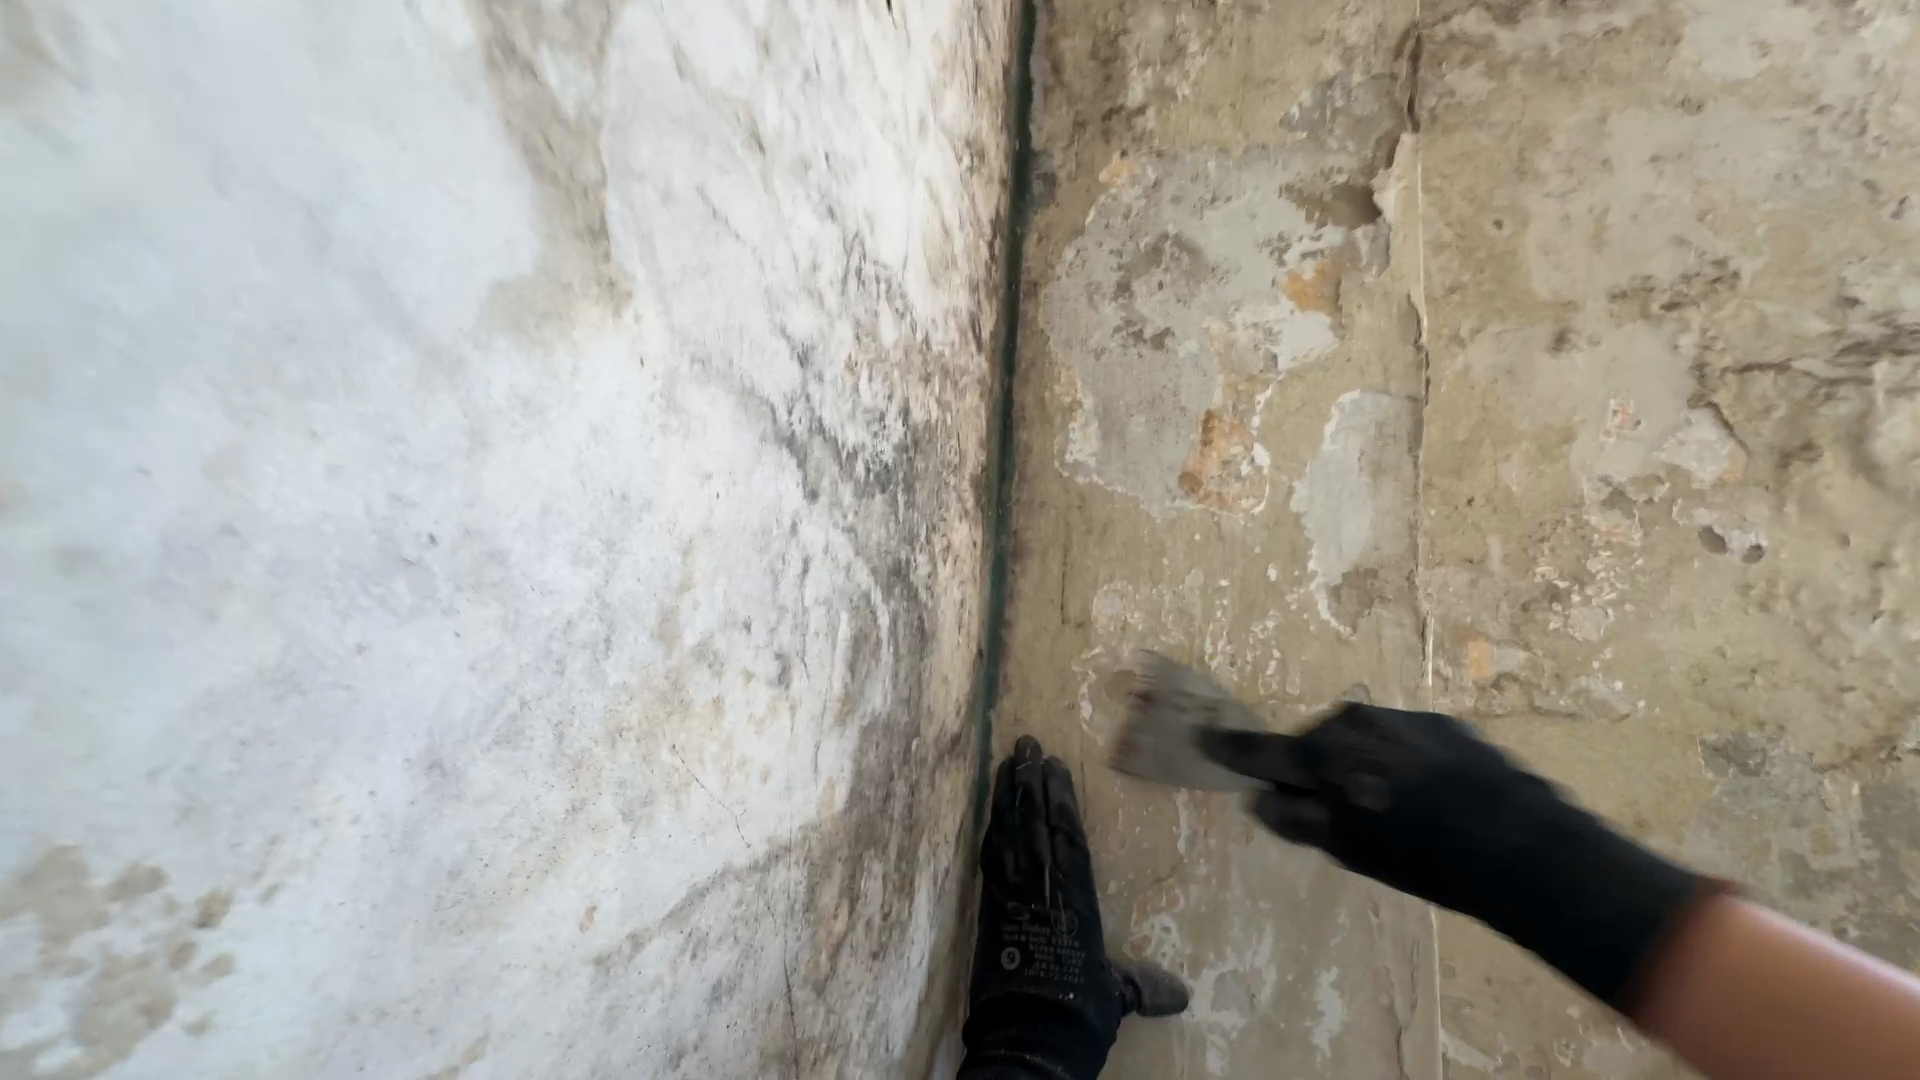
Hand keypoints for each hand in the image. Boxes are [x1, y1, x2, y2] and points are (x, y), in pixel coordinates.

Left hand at [960, 736, 1187, 1079]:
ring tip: (1007, 760)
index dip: (1060, 799)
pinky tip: (992, 809)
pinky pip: (990, 857)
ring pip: (1009, 833)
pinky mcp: (988, 907)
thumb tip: (1181, 995)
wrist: (1028, 1039)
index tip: (1054, 766)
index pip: (1068, 837)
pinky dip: (991, 829)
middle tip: (1025, 744)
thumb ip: (1142, 985)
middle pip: (1035, 823)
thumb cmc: (1078, 1013)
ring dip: (1007, 794)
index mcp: (1077, 900)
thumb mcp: (1116, 996)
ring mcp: (1012, 894)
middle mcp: (1044, 888)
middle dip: (1030, 781)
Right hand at [1201, 704, 1714, 1013]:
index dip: (1230, 749)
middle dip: (1316, 767)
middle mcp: (1353, 722)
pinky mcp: (1444, 721)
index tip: (1203, 736)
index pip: (1262, 752)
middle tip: (1339, 806)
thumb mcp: (1348, 849)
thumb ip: (1297, 819)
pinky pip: (1403, 737)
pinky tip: (1433, 794)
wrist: (1527, 847)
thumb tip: (1260, 800)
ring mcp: (1401, 717)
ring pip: (1361, 738)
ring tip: (1397, 805)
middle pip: (1315, 743)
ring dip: (1363, 762)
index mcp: (1322, 755)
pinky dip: (1403, 759)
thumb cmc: (1423, 858)